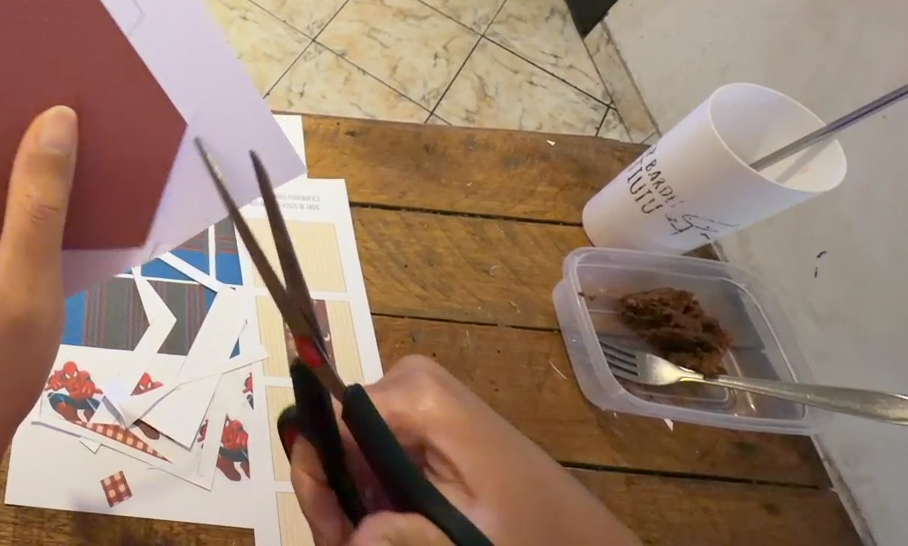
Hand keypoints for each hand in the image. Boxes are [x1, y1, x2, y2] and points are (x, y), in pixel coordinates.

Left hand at [0, 105, 79, 536]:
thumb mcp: (23, 288)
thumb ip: (39, 201)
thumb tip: (57, 116)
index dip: (8, 106)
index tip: (58, 78)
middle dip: (24, 131)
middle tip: (85, 101)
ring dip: (26, 163)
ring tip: (84, 134)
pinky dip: (20, 197)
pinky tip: (65, 185)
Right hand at [290, 356, 637, 545]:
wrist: (590, 539)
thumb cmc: (538, 537)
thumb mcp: (470, 542)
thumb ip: (408, 539)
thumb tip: (349, 544)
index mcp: (416, 395)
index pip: (331, 421)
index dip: (317, 480)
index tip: (333, 538)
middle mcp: (407, 379)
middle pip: (336, 433)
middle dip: (333, 496)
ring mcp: (415, 394)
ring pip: (349, 445)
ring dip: (349, 500)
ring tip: (364, 543)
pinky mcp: (423, 414)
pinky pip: (373, 448)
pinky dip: (371, 493)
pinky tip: (386, 529)